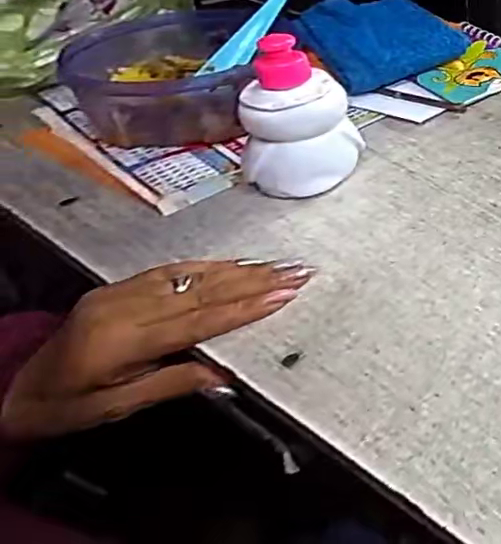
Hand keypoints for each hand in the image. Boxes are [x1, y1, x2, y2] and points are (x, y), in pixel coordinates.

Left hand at [0, 259, 313, 441]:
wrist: (10, 392)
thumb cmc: (66, 407)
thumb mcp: (114, 407)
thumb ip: (173, 383)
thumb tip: (229, 374)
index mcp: (116, 344)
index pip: (197, 321)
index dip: (246, 308)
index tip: (287, 296)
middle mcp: (118, 312)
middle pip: (203, 293)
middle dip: (259, 282)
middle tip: (301, 272)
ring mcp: (117, 294)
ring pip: (196, 277)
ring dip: (247, 270)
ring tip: (286, 265)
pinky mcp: (120, 285)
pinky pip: (177, 270)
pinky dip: (217, 265)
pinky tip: (245, 262)